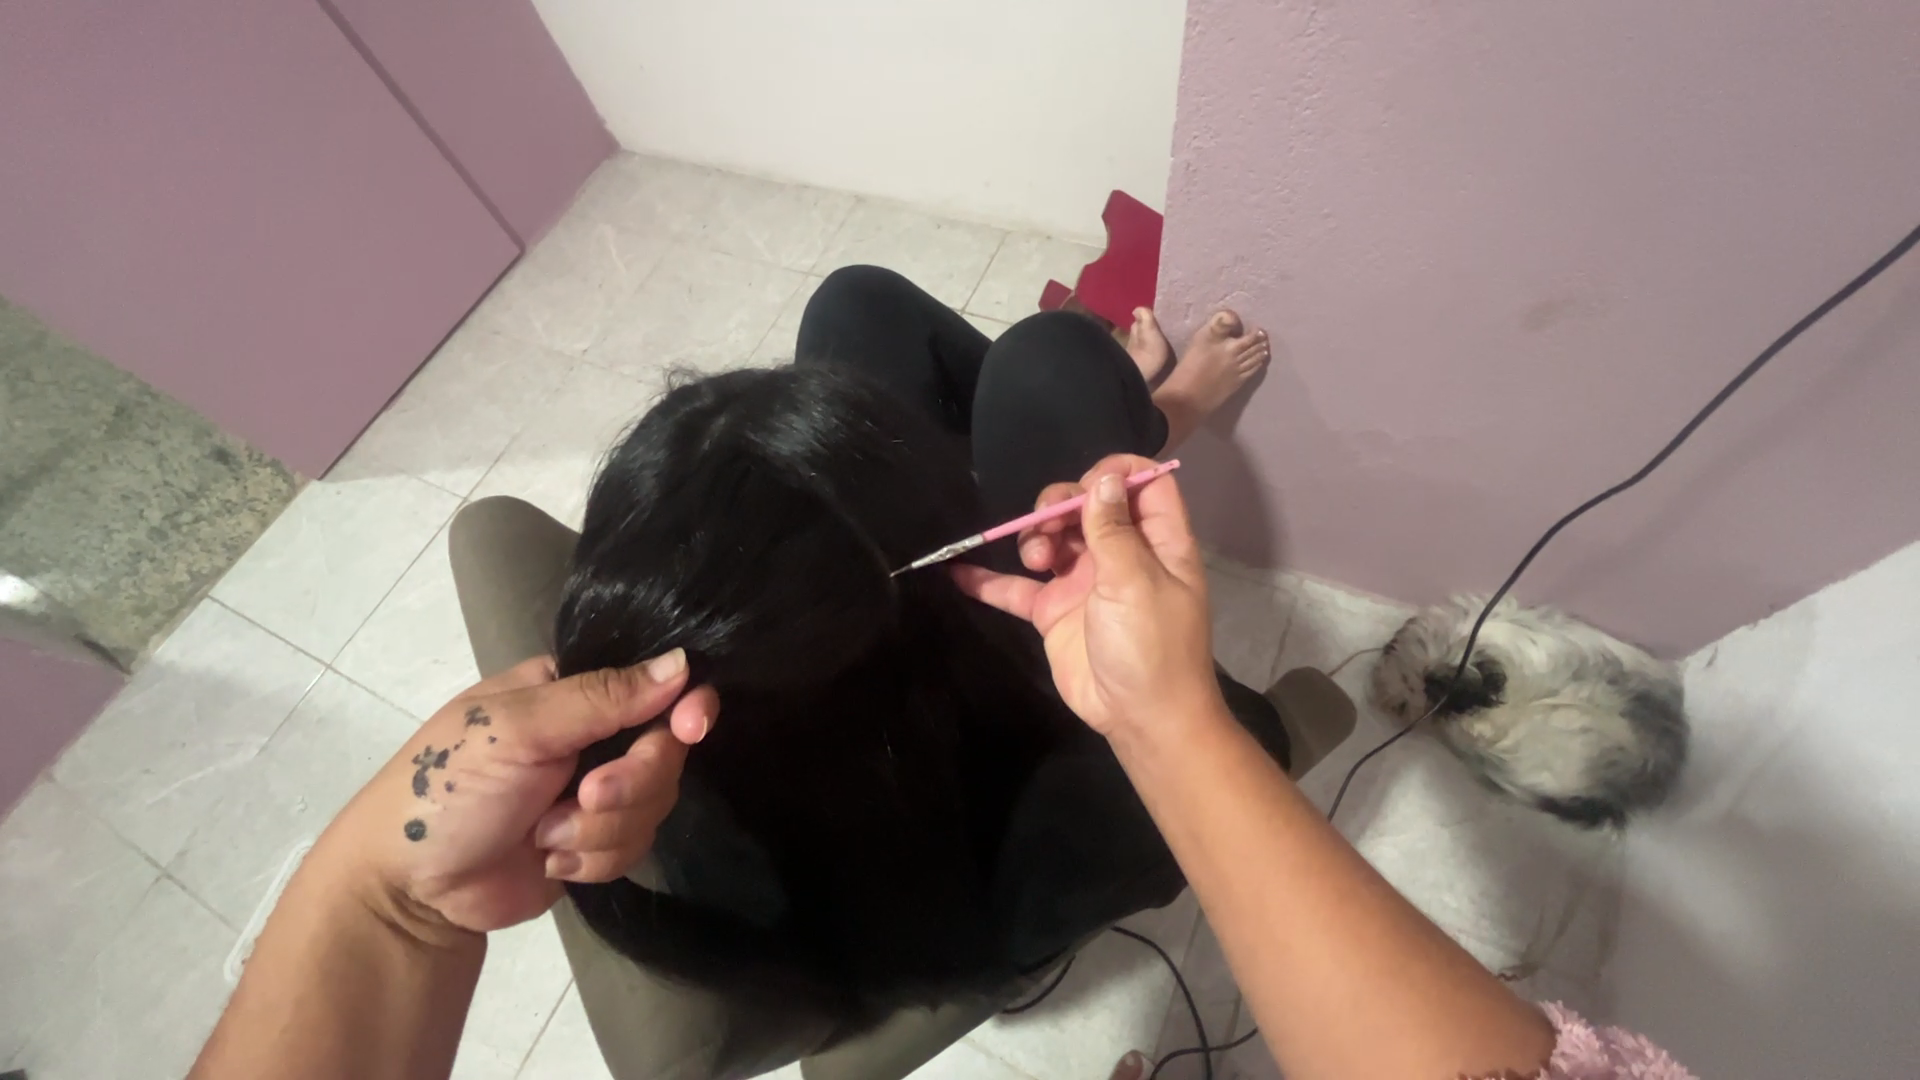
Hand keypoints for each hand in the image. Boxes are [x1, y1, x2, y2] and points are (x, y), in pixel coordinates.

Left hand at [324, 650, 716, 941]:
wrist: (406, 895)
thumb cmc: (448, 789)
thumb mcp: (519, 729)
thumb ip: (604, 696)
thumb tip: (684, 662)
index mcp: (575, 692)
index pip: (657, 684)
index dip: (684, 706)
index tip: (691, 727)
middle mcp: (596, 735)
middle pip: (665, 749)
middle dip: (630, 782)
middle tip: (585, 797)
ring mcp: (600, 789)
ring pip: (656, 800)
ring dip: (602, 827)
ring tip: (545, 836)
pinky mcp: (599, 839)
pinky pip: (637, 843)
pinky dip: (594, 856)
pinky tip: (550, 858)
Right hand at [953, 454, 1222, 738]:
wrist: (1140, 717)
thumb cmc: (1151, 645)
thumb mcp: (1135, 580)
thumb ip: (1113, 529)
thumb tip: (1104, 479)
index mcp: (1156, 541)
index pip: (1145, 485)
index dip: (1118, 473)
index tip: (1089, 484)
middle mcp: (1120, 554)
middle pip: (1088, 506)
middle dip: (1062, 506)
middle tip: (1050, 528)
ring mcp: (1084, 582)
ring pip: (1052, 539)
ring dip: (1034, 539)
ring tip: (1036, 562)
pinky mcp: (1055, 612)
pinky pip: (1017, 589)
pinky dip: (990, 581)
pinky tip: (959, 573)